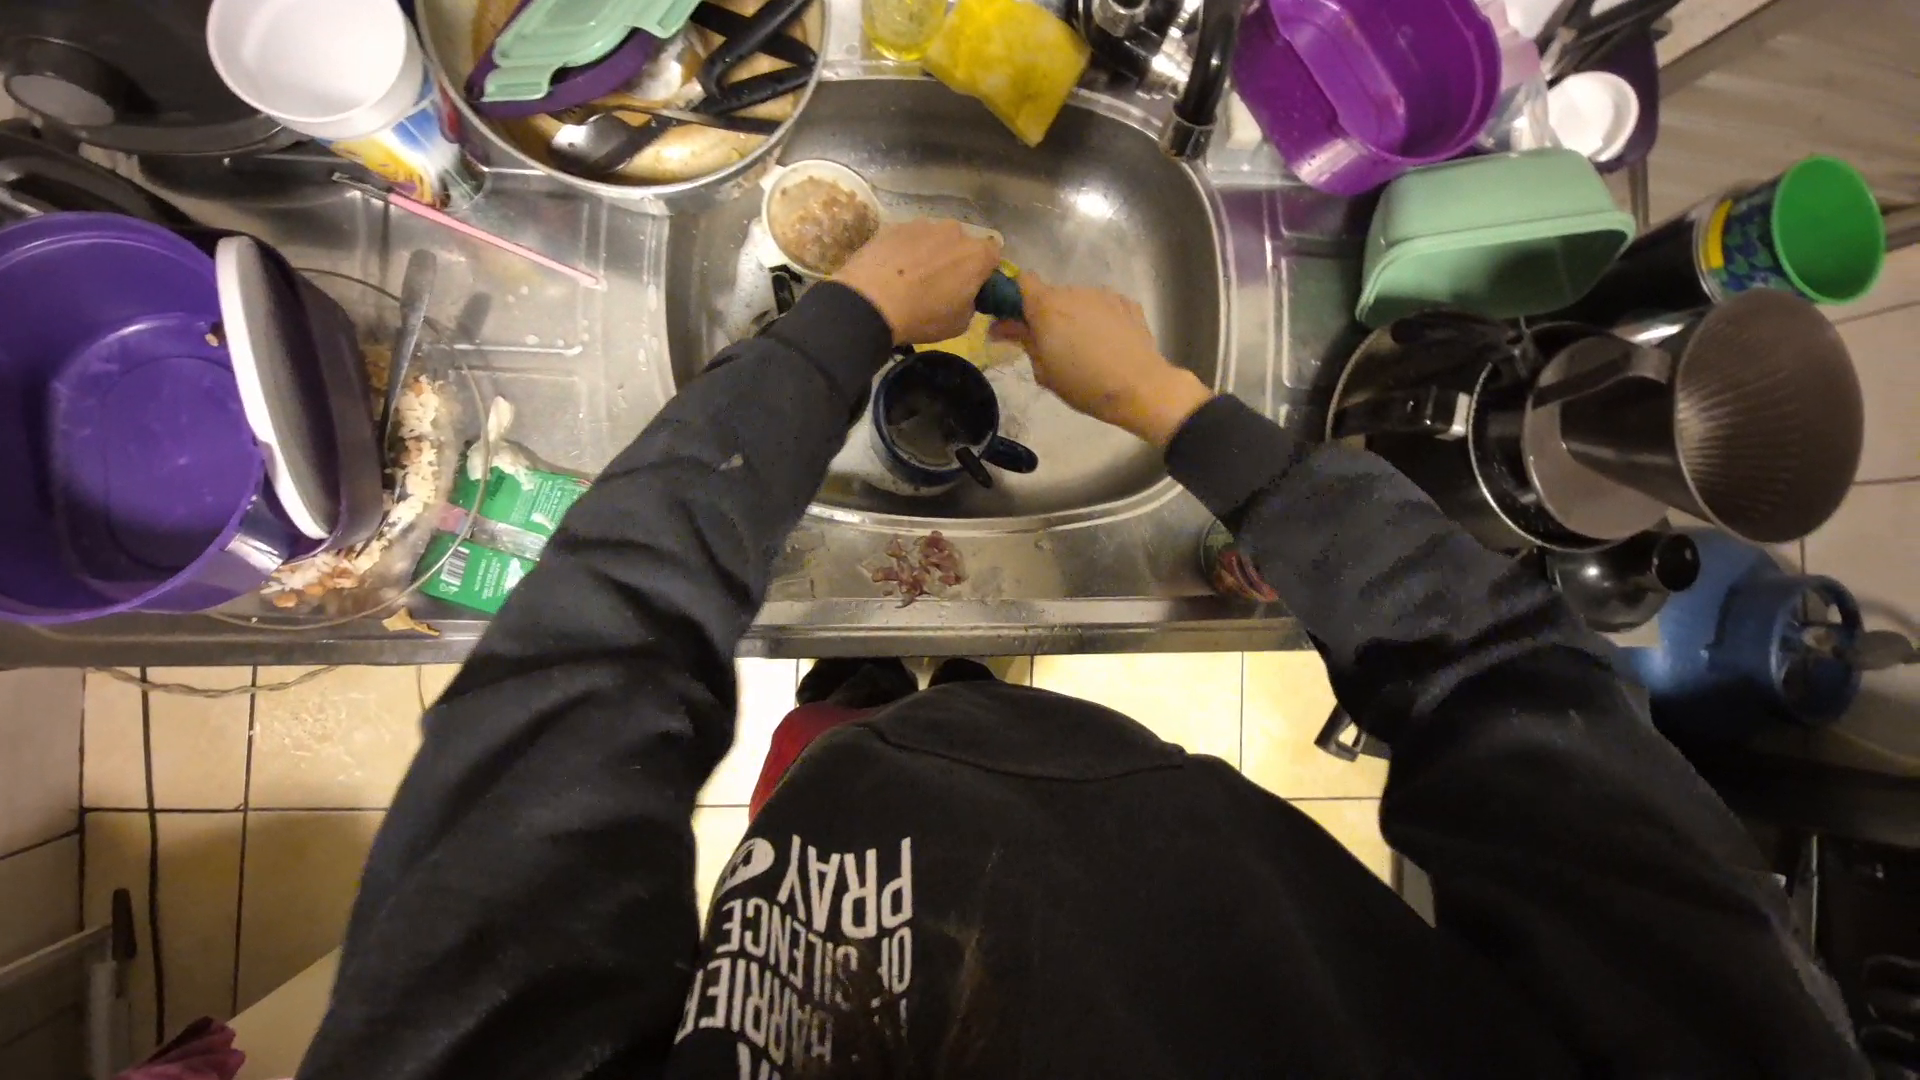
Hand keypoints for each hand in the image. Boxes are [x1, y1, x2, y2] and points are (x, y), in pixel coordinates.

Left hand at [834, 219, 1002, 345]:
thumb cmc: (922, 316)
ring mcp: (923, 224)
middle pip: (963, 243)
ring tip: (912, 278)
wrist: (871, 302)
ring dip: (930, 253)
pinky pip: (909, 238)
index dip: (985, 271)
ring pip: (935, 238)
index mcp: (977, 255)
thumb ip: (971, 303)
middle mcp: (954, 231)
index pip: (994, 254)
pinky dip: (906, 250)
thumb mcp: (959, 323)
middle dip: (957, 260)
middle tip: (941, 285)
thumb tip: (965, 295)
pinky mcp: (895, 225)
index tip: (974, 287)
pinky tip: (892, 271)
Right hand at [991, 274, 1211, 446]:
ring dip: (1073, 317)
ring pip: (1077, 300)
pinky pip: (1101, 305)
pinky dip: (1097, 319)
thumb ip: (1023, 341)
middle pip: (1051, 294)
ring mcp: (1102, 294)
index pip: (1022, 281)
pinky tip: (1105, 343)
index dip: (1015, 296)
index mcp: (1047, 308)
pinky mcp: (1126, 301)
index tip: (1014, 318)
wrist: (1140, 387)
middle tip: (1049, 344)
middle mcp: (1073, 292)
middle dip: (1045, 314)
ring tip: (1082, 347)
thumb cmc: (1084, 385)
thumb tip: (1000, 326)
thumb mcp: (1044, 371)